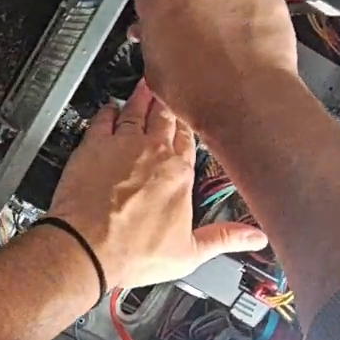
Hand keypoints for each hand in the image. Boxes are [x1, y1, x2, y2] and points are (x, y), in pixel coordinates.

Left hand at [46, 81, 267, 290]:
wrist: (85, 248)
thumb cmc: (129, 252)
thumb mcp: (187, 253)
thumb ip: (223, 239)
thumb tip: (254, 238)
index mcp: (179, 173)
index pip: (190, 137)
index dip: (189, 125)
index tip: (190, 118)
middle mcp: (152, 151)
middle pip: (165, 116)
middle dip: (168, 103)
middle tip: (170, 90)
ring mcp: (121, 145)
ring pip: (135, 111)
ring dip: (142, 98)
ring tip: (147, 86)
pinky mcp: (91, 147)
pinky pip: (102, 118)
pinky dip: (108, 110)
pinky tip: (109, 108)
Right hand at [134, 0, 301, 134]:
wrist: (244, 99)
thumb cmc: (200, 91)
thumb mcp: (154, 72)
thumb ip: (151, 41)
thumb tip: (153, 36)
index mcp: (161, 0)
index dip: (154, 12)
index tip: (160, 21)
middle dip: (187, 2)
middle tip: (192, 30)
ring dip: (219, 5)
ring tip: (222, 39)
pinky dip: (248, 9)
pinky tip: (243, 36)